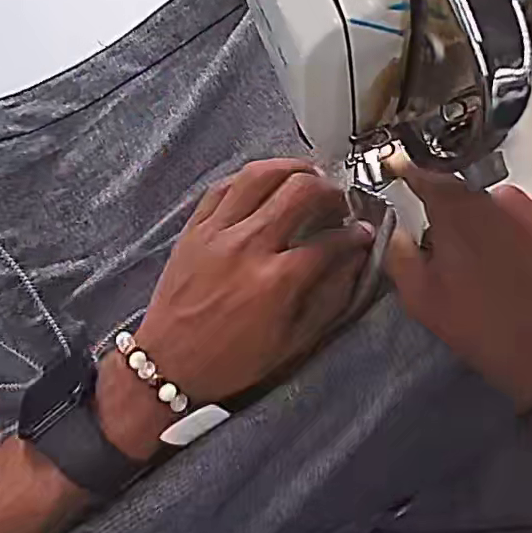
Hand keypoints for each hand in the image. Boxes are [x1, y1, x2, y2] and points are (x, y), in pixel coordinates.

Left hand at [132, 158, 372, 402]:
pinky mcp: (194, 229)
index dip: (356, 234)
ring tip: (308, 177)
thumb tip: (354, 263)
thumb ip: (328, 300)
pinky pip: (224, 186)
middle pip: (301, 191)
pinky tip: (265, 183)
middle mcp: (248, 247)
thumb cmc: (231, 359)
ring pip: (261, 175)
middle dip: (331, 191)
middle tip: (338, 201)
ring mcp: (217, 233)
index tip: (362, 232)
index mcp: (276, 281)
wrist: (169, 363)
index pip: (330, 241)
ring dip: (292, 169)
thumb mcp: (291, 342)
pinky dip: (250, 178)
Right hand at [383, 166, 531, 410]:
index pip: (424, 174)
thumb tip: (393, 232)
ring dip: (481, 229)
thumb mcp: (422, 299)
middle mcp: (497, 200)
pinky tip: (510, 274)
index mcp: (457, 211)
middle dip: (447, 217)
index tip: (397, 166)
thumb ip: (399, 254)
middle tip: (444, 256)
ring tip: (483, 273)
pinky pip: (521, 223)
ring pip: (492, 209)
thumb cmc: (487, 328)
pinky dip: (510, 238)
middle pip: (460, 194)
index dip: (406, 170)